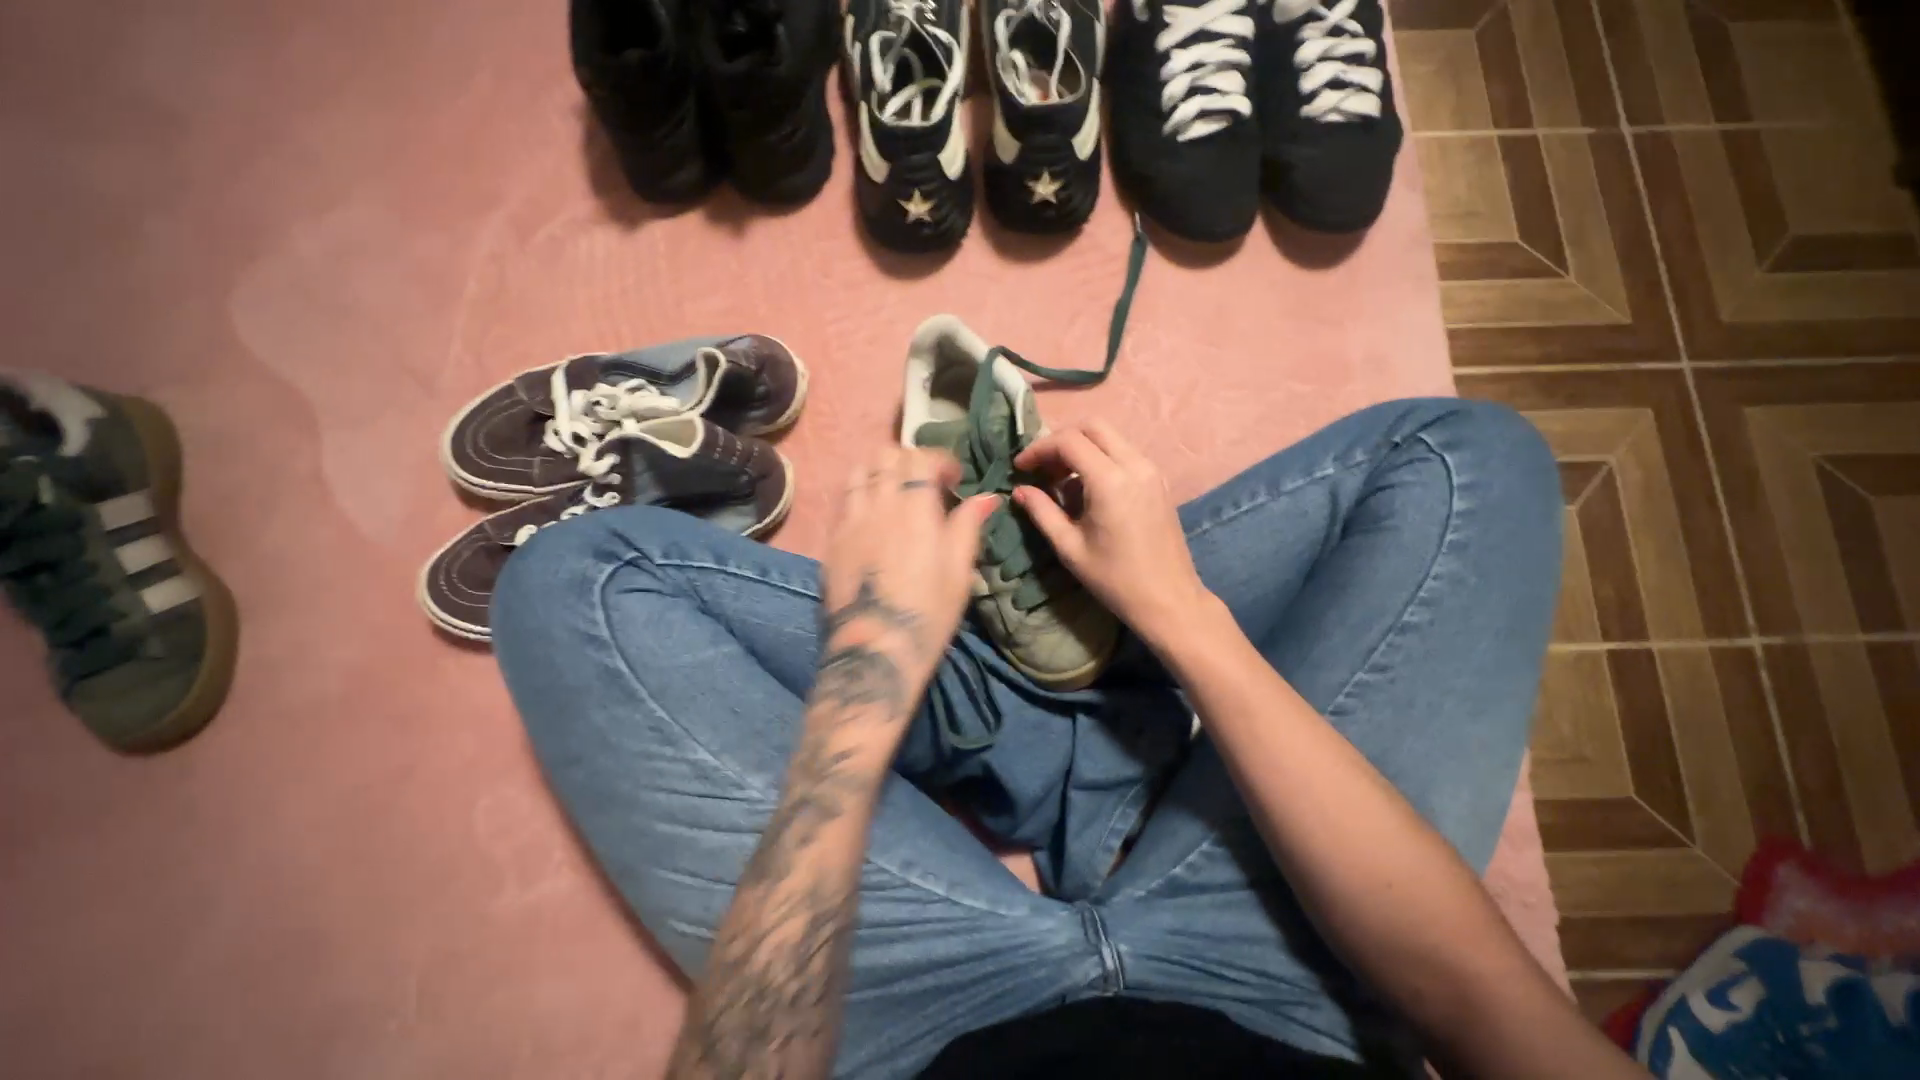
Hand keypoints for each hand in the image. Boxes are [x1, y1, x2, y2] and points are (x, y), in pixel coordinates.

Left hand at [812, 447, 999, 754]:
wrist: (875, 647)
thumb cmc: (928, 612)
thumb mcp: (959, 571)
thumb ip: (968, 526)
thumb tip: (986, 498)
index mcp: (915, 507)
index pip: (921, 458)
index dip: (940, 461)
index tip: (953, 480)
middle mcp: (879, 504)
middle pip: (886, 456)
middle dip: (908, 459)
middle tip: (923, 482)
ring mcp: (850, 520)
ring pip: (859, 472)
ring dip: (880, 471)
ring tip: (894, 492)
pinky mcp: (832, 541)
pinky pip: (844, 501)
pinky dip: (861, 495)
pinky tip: (873, 517)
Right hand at [1012, 421, 1213, 647]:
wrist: (1169, 599)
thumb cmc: (1115, 579)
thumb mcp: (1070, 548)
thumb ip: (1042, 512)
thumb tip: (1020, 490)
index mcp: (1111, 480)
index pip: (1069, 441)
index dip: (1039, 449)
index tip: (1020, 468)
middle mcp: (1135, 465)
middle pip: (1092, 426)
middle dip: (1061, 440)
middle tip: (1042, 468)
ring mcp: (1151, 470)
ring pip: (1110, 437)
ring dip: (1081, 448)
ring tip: (1060, 482)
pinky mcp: (1159, 481)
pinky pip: (1124, 453)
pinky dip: (1100, 459)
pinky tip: (1087, 491)